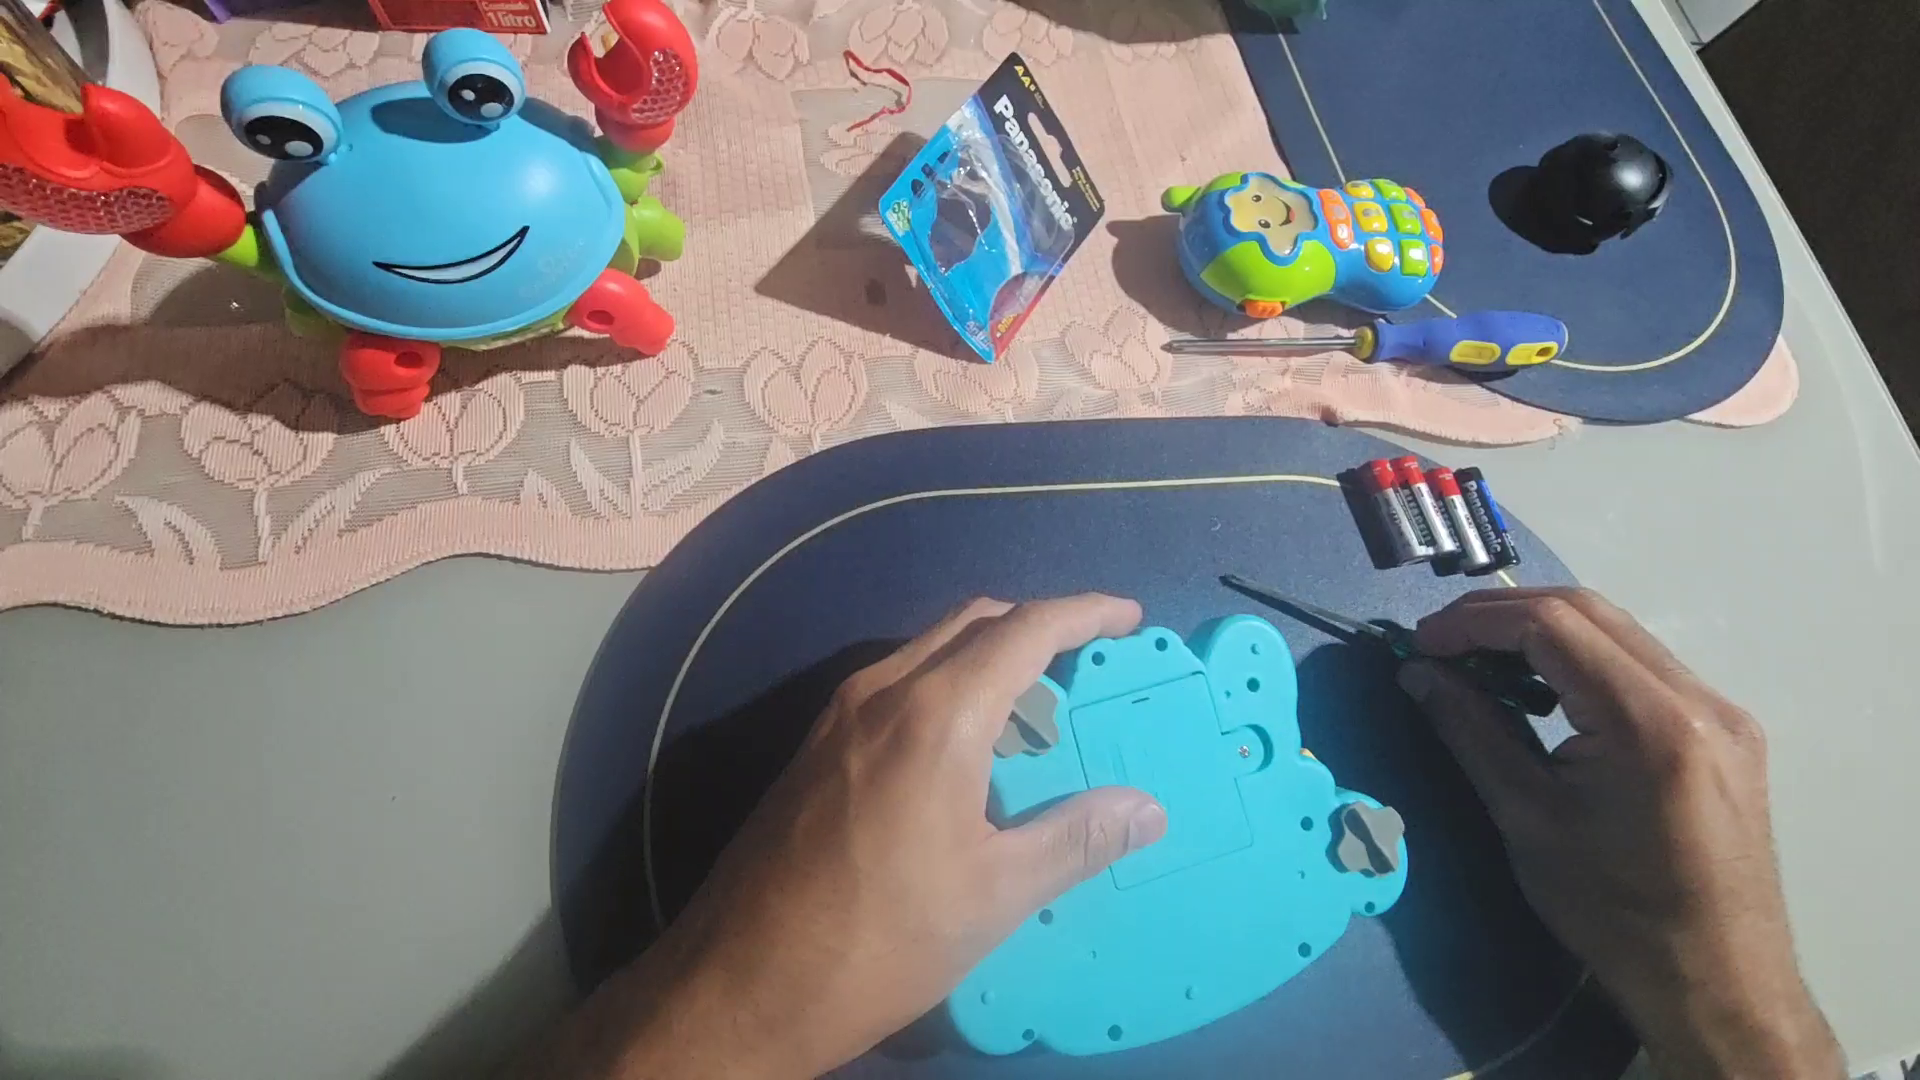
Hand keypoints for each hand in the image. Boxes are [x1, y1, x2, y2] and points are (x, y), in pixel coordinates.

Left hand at [521, 594, 1167, 1079]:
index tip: (1126, 616)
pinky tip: (966, 743)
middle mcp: (884, 688)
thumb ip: (1075, 838)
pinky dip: (950, 681)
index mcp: (936, 714)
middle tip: (1084, 661)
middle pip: (975, 621)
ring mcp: (843, 709)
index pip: (1023, 630)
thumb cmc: (878, 938)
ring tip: (1034, 709)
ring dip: (991, 654)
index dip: (1083, 612)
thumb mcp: (992, 895)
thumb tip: (1147, 809)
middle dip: (1037, 625)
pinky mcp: (821, 737)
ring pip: (934, 646)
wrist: (739, 980)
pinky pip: (902, 678)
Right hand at [1398, 588, 1841, 1079]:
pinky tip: (1532, 686)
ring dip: (1531, 628)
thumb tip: (1415, 672)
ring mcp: (1717, 711)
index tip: (1419, 645)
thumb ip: (1469, 727)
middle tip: (1436, 643)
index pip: (1551, 625)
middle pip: (1584, 610)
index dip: (1472, 622)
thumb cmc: (1611, 907)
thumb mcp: (1523, 813)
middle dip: (1496, 614)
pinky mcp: (1716, 728)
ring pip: (1610, 627)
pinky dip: (1568, 654)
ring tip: (1473, 660)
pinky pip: (1631, 659)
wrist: (1718, 981)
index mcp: (1651, 723)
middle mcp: (1698, 700)